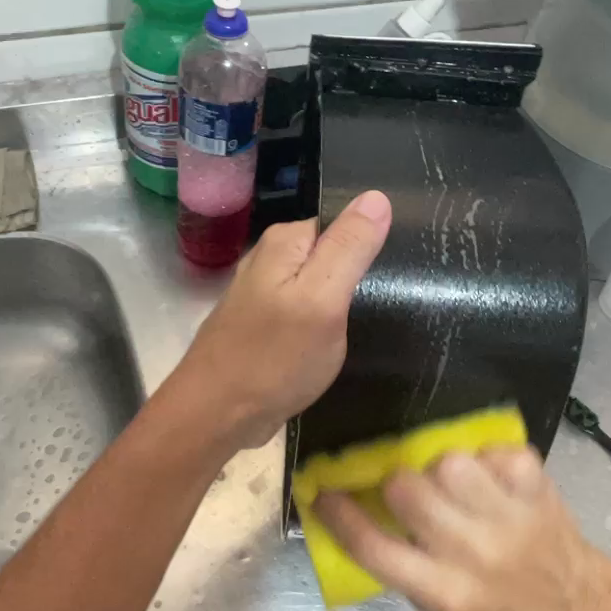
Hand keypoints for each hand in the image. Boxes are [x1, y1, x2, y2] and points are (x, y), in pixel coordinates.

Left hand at [162, 191, 392, 453]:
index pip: (342, 221)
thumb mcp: (323, 300)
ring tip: (368, 322)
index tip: (396, 271)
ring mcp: (263, 294)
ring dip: (339, 302)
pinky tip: (335, 343)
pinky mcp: (263, 326)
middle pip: (330, 253)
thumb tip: (377, 195)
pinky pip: (304, 312)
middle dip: (357, 274)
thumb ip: (349, 248)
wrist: (215, 415)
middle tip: (389, 301)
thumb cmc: (273, 359)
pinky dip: (322, 324)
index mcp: (285, 242)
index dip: (370, 242)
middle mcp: (269, 259)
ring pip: (318, 285)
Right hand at [314, 447, 610, 610]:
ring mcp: (509, 518)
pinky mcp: (537, 489)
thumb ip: (404, 566)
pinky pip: (495, 452)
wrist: (580, 610)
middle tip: (409, 491)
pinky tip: (494, 478)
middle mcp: (473, 553)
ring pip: (448, 463)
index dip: (339, 514)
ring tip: (454, 482)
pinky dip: (489, 459)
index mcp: (444, 591)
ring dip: (442, 467)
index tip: (322, 492)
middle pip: (406, 491)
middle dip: (397, 483)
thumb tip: (359, 513)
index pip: (374, 548)